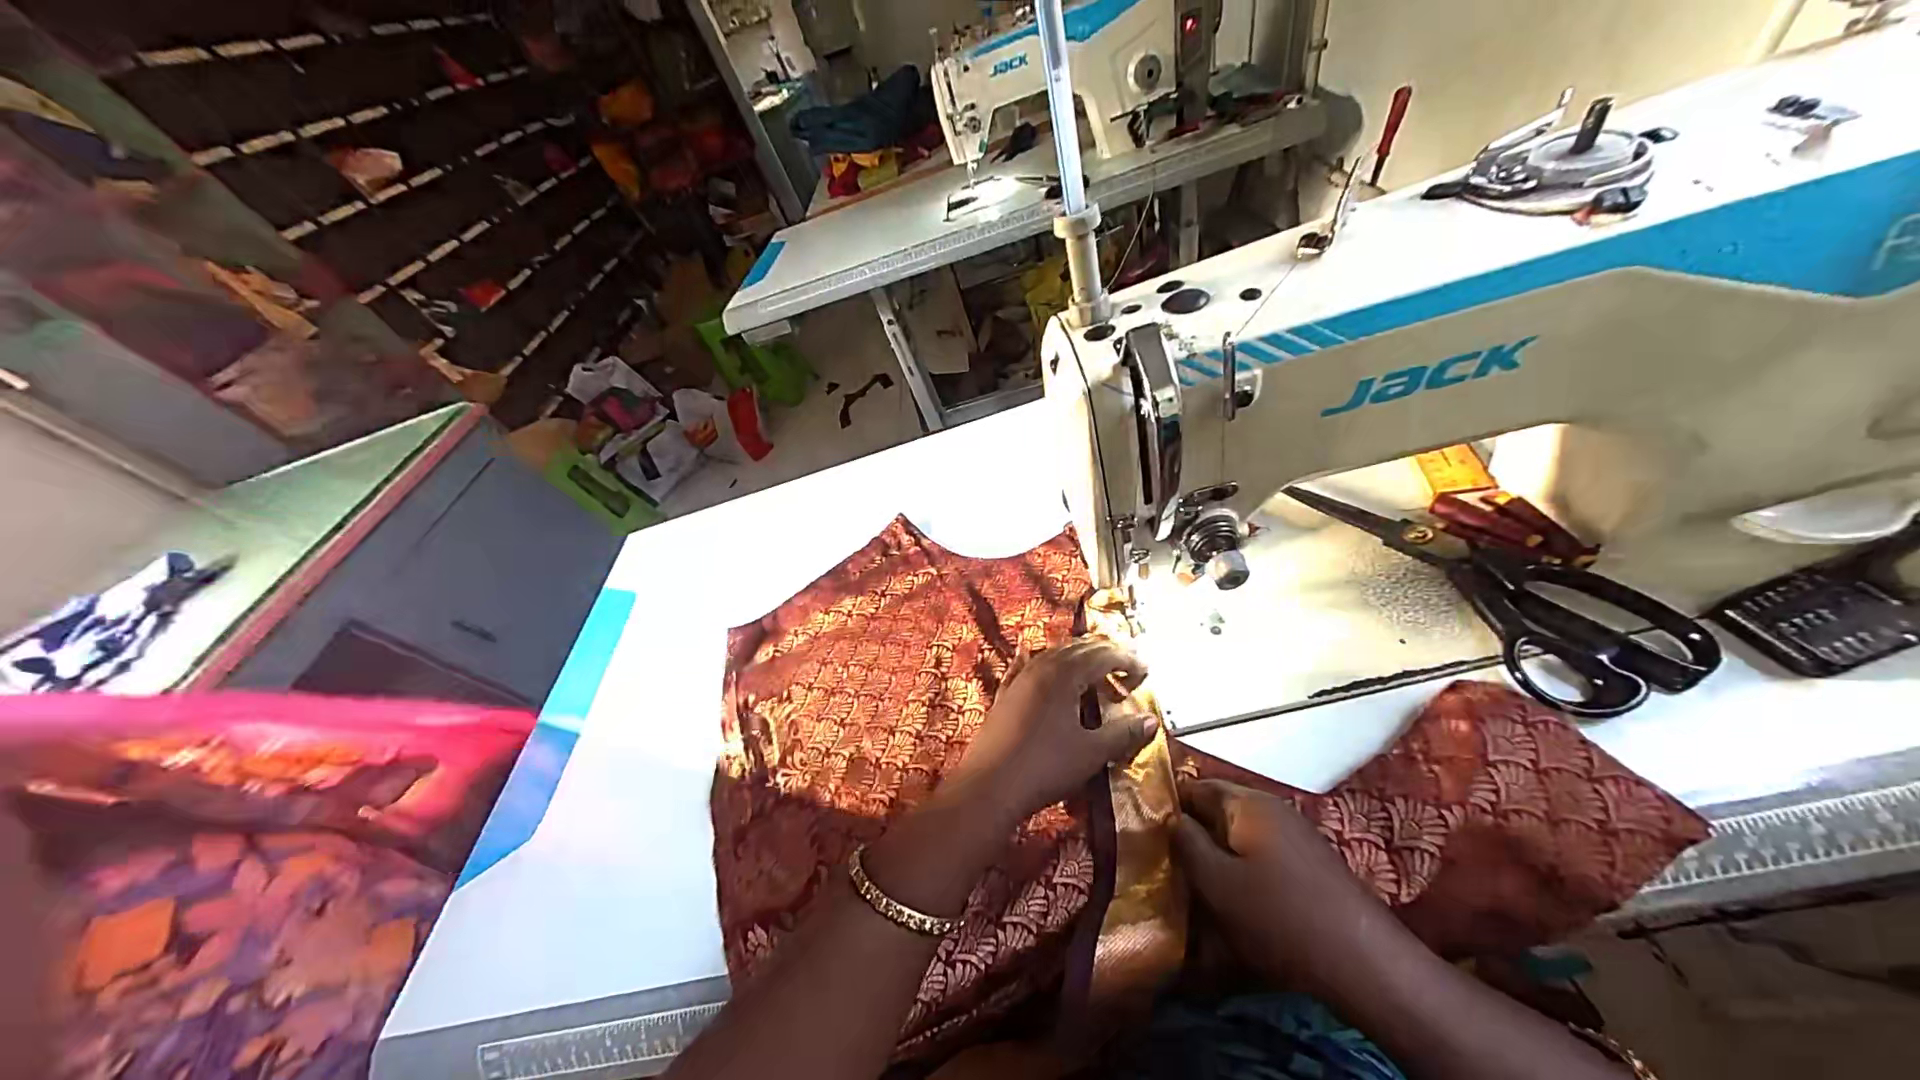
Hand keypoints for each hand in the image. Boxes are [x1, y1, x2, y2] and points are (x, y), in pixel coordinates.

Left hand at [944, 639, 1153, 825]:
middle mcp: (1040, 668)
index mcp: (1064, 675)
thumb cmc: (1045, 767)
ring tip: (1094, 664)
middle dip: (1104, 651)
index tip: (1146, 671)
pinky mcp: (1004, 697)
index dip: (1126, 660)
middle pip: (1077, 648)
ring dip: (1076, 655)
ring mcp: (1018, 681)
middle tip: (1127, 662)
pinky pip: (1024, 668)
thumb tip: (1151, 720)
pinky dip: (1038, 662)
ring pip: (1051, 655)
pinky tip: (1030, 654)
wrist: (989, 786)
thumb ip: (1123, 734)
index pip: (1102, 655)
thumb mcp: (1091, 752)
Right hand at [1174, 778, 1406, 997]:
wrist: (1364, 963)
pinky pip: (1260, 856)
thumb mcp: (1217, 882)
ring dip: (1215, 855)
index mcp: (1247, 803)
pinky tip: (1231, 901)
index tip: (1142, 827)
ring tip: (1193, 884)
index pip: (1195, 785)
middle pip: (1217, 810)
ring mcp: (1295, 836)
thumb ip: (1186, 843)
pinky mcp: (1308, 866)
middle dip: (1191, 833)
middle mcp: (1272, 809)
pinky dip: (1240, 870)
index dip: (1167, 803)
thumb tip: (1170, 819)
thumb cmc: (1280, 917)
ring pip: (1238, 835)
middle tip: (1164, 861)